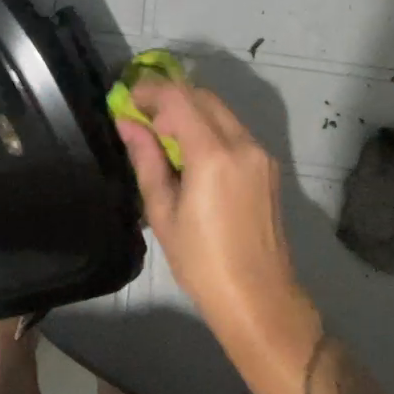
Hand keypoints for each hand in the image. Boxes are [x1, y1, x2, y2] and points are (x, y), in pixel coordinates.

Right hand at [116, 82, 309, 341]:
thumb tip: (127, 123)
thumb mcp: (163, 212)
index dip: (149, 92)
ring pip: (219, 110)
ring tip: (161, 133)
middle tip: (141, 115)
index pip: (178, 99)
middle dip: (169, 97)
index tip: (127, 101)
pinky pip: (232, 129)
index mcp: (213, 155)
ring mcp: (259, 153)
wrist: (259, 301)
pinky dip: (207, 125)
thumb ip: (146, 159)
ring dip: (188, 110)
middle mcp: (242, 144)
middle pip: (201, 97)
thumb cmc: (202, 262)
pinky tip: (188, 151)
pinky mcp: (267, 166)